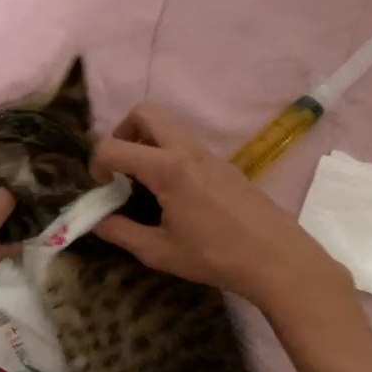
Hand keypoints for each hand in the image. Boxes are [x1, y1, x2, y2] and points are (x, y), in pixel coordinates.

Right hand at [90, 104, 352, 312]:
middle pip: (144, 112)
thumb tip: (96, 221)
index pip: (114, 147)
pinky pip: (184, 143)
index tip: (101, 190)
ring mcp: (208, 153)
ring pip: (167, 124)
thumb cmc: (214, 257)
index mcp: (167, 169)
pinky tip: (169, 192)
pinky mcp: (222, 163)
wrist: (276, 258)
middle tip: (119, 169)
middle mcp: (187, 150)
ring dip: (144, 143)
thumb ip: (119, 232)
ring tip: (141, 182)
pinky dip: (165, 154)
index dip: (96, 165)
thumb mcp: (157, 251)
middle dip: (121, 134)